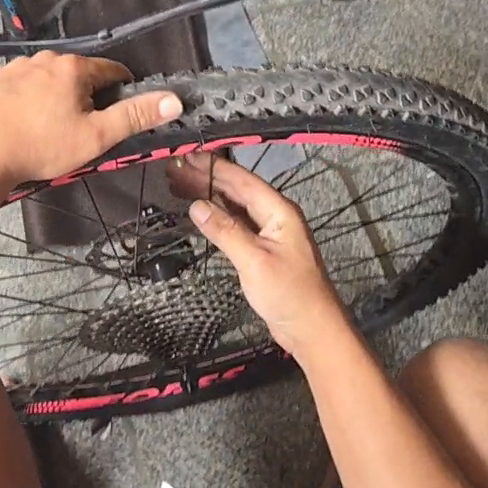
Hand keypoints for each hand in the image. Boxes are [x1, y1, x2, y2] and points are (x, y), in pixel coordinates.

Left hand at [0, 51, 181, 191]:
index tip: (119, 113)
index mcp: (73, 68)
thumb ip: (134, 116)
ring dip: (55, 98)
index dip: (122, 91)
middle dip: (85, 98)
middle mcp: (44, 59)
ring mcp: (15, 68)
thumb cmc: (40, 146)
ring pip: (48, 80)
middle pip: (78, 75)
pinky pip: (21, 87)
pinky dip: (28, 102)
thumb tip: (173, 100)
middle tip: (82, 131)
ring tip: (50, 132)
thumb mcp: (95, 136)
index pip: (112, 71)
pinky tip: (24, 125)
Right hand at [168, 155, 349, 357]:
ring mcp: (268, 232)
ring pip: (233, 205)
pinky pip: (235, 222)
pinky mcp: (262, 249)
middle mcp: (274, 215)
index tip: (185, 156)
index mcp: (278, 210)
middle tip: (174, 170)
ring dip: (208, 194)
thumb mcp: (254, 261)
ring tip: (178, 185)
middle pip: (236, 190)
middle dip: (205, 178)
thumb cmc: (289, 294)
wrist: (313, 331)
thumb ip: (225, 231)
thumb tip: (196, 205)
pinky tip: (199, 211)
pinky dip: (215, 214)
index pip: (241, 180)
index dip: (212, 167)